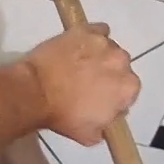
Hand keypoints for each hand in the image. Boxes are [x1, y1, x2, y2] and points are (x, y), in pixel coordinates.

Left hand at [19, 23, 138, 145]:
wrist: (34, 91)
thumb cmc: (63, 115)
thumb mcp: (92, 135)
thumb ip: (108, 123)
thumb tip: (110, 114)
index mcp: (128, 88)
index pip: (128, 91)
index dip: (114, 96)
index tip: (99, 98)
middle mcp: (122, 62)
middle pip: (120, 68)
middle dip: (107, 74)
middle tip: (86, 81)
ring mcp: (104, 43)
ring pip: (108, 49)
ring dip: (99, 56)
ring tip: (78, 64)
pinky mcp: (86, 29)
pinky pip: (98, 30)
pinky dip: (92, 37)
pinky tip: (79, 46)